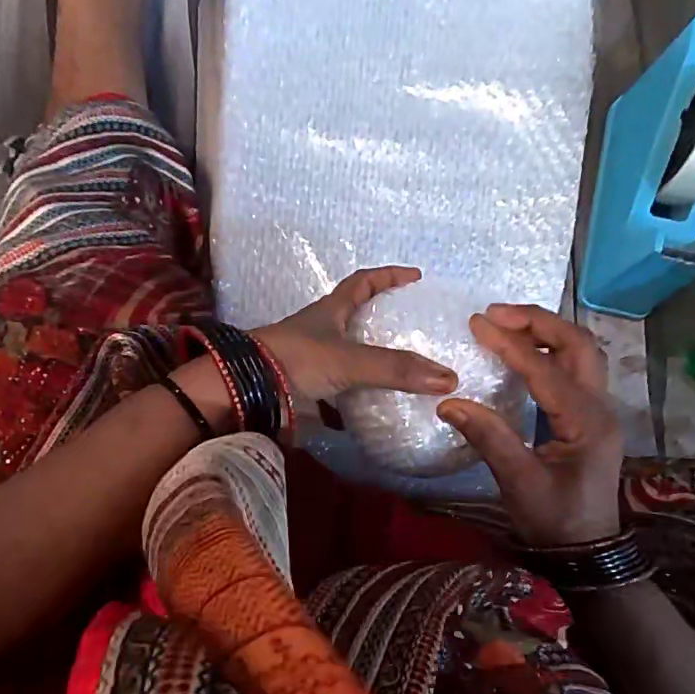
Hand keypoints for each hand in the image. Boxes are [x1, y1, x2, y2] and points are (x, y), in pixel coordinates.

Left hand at [254, 266, 458, 405]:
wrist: (246, 389)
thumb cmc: (295, 360)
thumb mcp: (350, 360)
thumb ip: (395, 370)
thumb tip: (448, 378)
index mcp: (330, 311)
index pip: (363, 282)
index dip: (389, 276)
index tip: (415, 277)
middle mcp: (319, 332)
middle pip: (354, 320)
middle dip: (380, 323)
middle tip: (411, 332)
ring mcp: (309, 362)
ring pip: (344, 359)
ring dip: (367, 366)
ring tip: (397, 377)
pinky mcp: (302, 389)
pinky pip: (333, 395)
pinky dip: (349, 404)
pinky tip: (366, 417)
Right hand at [438, 305, 623, 546]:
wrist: (584, 550)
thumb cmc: (553, 519)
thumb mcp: (518, 482)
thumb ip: (488, 438)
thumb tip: (448, 402)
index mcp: (586, 422)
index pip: (547, 370)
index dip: (511, 344)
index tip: (477, 324)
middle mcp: (599, 408)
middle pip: (578, 345)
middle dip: (538, 322)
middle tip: (495, 314)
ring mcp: (598, 411)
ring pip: (580, 354)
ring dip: (546, 333)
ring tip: (506, 326)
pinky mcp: (588, 419)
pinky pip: (573, 372)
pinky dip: (548, 353)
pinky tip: (521, 355)